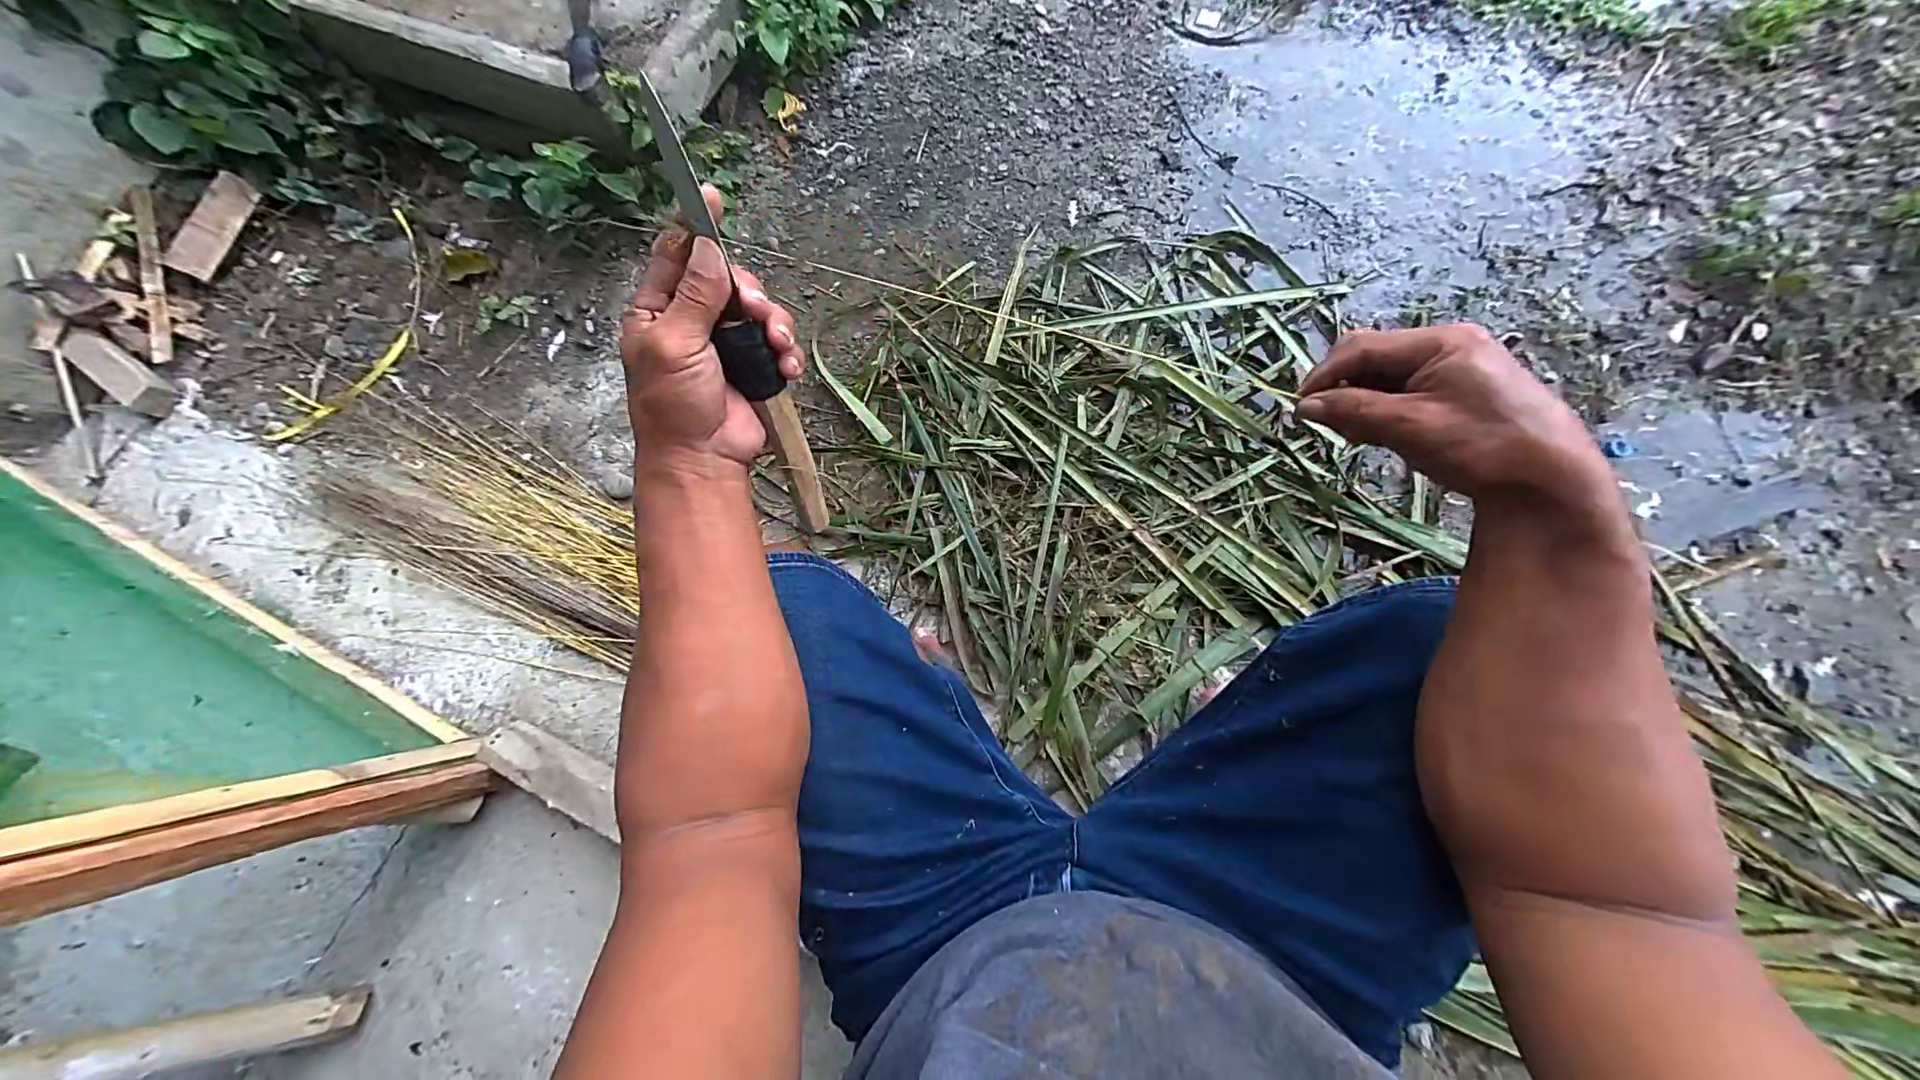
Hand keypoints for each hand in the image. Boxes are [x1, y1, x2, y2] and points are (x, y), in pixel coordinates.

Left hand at [619, 185, 803, 467]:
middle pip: (728, 279)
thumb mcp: (673, 344)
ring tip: (776, 345)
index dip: (695, 228)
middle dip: (749, 292)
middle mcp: (692, 320)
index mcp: (658, 310)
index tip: (712, 198)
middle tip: (755, 310)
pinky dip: (786, 352)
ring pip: (759, 310)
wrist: (704, 456)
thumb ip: (695, 296)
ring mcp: (725, 344)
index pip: (677, 255)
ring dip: (774, 324)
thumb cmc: (673, 406)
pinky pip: (777, 343)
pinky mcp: (754, 365)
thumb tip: (710, 249)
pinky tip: (785, 367)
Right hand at [1296, 325, 1610, 509]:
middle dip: (1343, 390)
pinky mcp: (1455, 394)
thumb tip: (1304, 406)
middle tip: (1331, 425)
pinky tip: (1382, 436)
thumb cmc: (1483, 445)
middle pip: (1370, 359)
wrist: (1549, 480)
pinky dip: (1382, 413)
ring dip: (1361, 405)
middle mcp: (1446, 347)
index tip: (1300, 408)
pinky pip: (1402, 395)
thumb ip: (1353, 410)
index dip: (1324, 376)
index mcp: (1439, 342)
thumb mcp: (1409, 426)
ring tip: (1361, 436)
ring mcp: (1453, 369)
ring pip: (1382, 380)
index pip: (1361, 348)